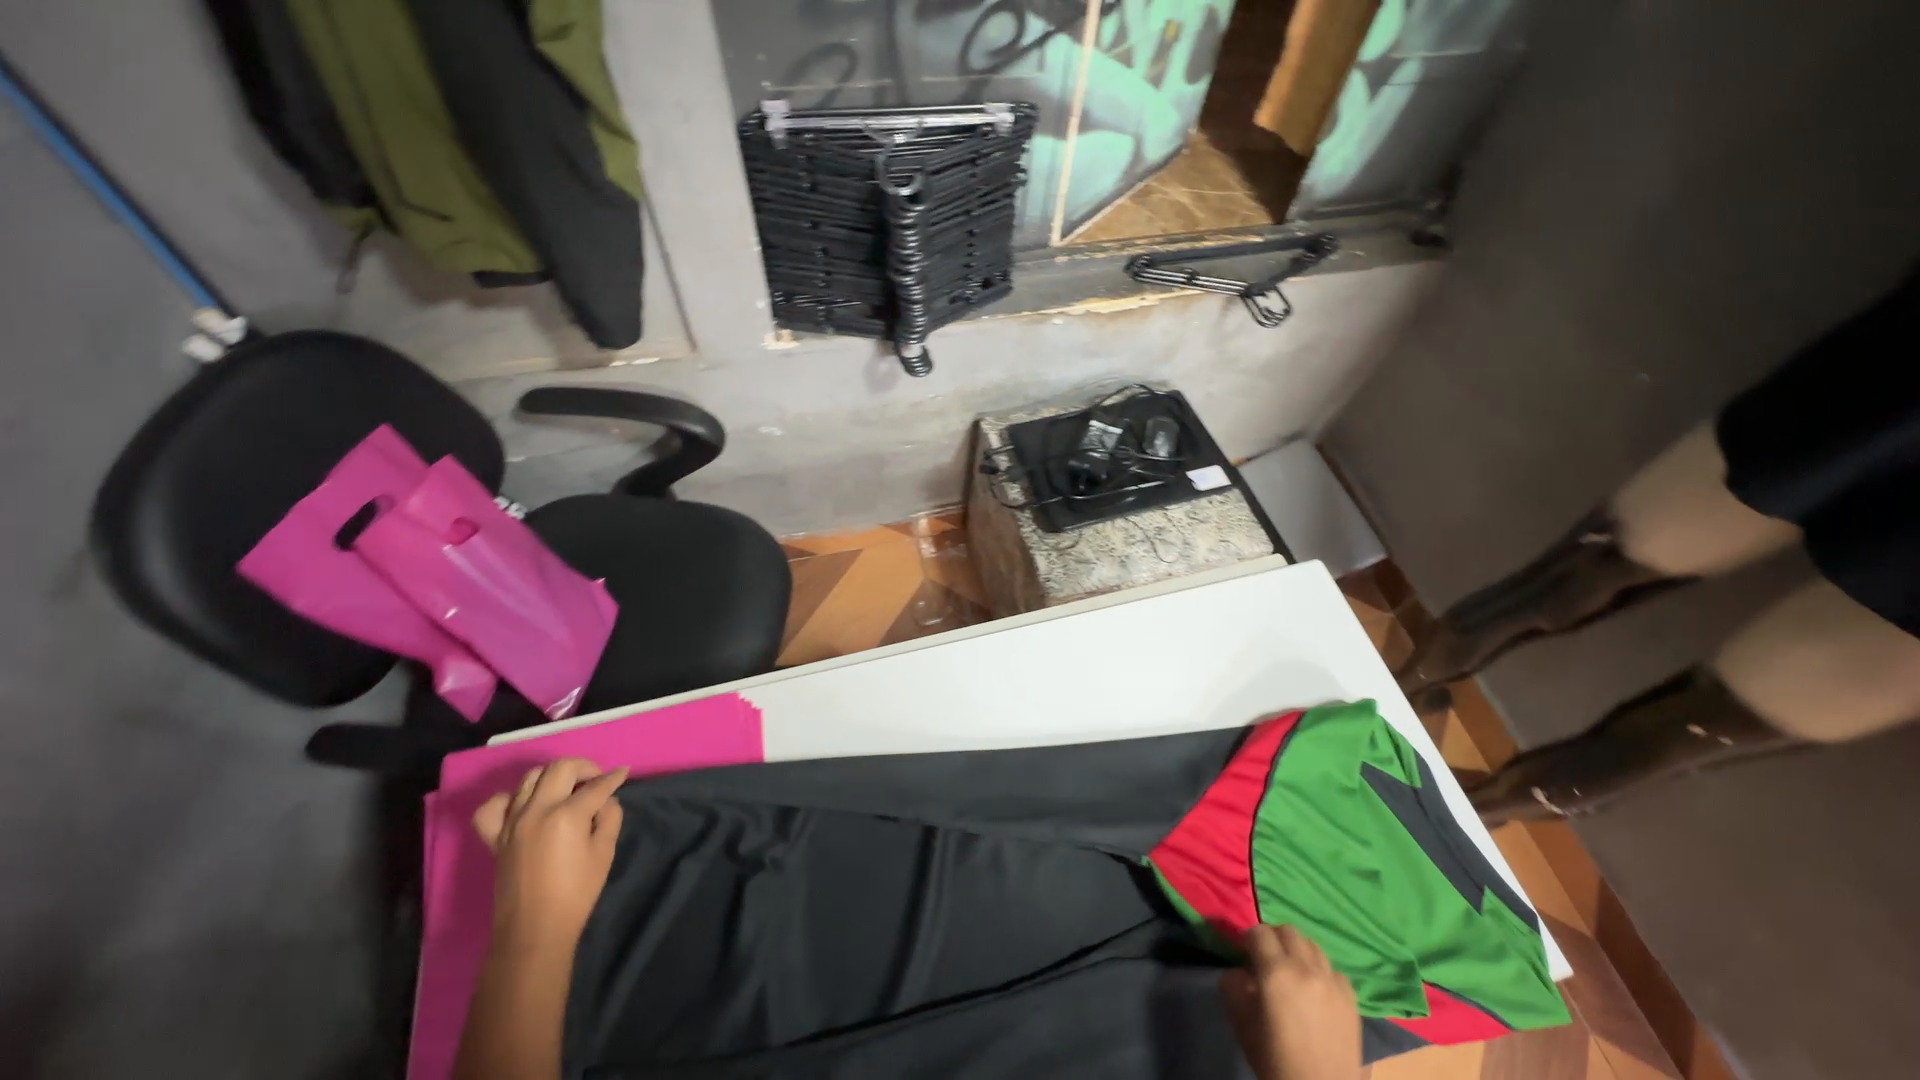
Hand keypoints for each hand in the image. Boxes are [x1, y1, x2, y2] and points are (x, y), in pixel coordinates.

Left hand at [472, 758, 629, 949]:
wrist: (535, 929)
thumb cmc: (577, 893)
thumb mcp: (604, 853)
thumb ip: (609, 818)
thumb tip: (605, 801)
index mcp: (567, 815)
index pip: (596, 786)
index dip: (614, 778)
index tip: (623, 774)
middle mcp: (536, 810)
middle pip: (560, 768)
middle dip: (584, 767)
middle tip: (596, 779)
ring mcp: (511, 822)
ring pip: (529, 778)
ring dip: (552, 776)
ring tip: (566, 789)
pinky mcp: (495, 836)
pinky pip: (493, 807)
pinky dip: (509, 799)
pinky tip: (522, 805)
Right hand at [1221, 924, 1361, 1079]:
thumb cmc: (1275, 1060)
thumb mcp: (1241, 1024)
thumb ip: (1233, 987)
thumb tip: (1240, 971)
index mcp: (1276, 973)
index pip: (1259, 932)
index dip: (1249, 940)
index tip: (1245, 955)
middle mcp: (1306, 968)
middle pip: (1288, 930)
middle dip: (1273, 939)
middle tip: (1266, 960)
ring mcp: (1332, 981)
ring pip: (1312, 944)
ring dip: (1297, 951)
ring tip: (1292, 972)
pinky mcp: (1351, 996)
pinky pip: (1332, 968)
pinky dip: (1320, 970)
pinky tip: (1315, 990)